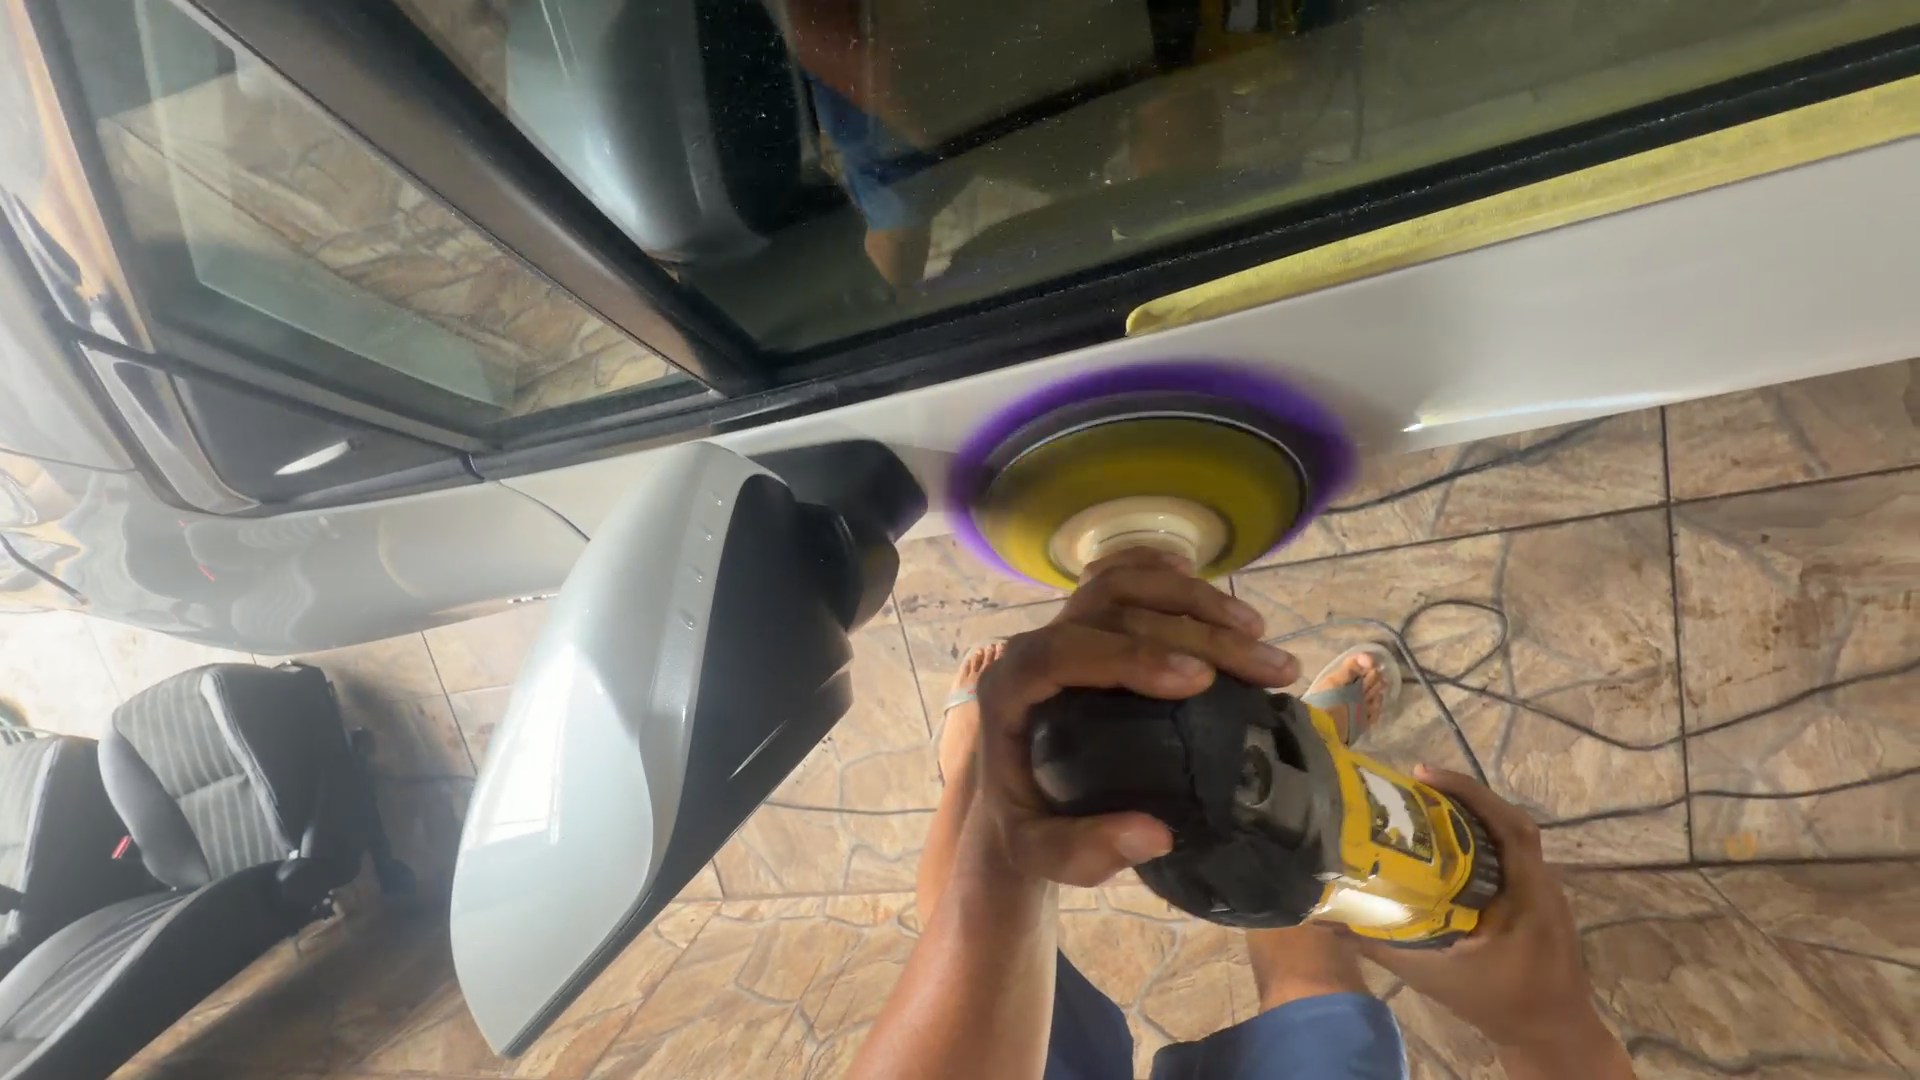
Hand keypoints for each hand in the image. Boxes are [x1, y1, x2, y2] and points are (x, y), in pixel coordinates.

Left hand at [967, 548, 1299, 887]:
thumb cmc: (1028, 821)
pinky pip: (1113, 577)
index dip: (1132, 656)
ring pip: (1118, 584)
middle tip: (1265, 664)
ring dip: (1190, 598)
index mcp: (1010, 691)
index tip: (1200, 679)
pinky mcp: (1080, 624)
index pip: (1064, 652)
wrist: (1015, 796)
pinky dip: (1153, 568)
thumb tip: (1154, 833)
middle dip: (1193, 629)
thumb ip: (1083, 851)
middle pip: (1109, 609)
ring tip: (1257, 629)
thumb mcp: (1042, 853)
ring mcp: (1057, 628)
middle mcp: (1030, 648)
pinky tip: (1196, 575)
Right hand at [1357, 767, 1615, 1059]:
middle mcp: (1541, 884)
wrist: (1554, 1039)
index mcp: (1526, 894)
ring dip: (1471, 814)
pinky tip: (1445, 845)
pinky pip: (1509, 853)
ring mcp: (1544, 892)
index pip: (1507, 826)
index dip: (1468, 793)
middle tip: (1415, 784)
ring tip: (1423, 806)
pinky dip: (1479, 837)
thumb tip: (1325, 916)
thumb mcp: (1432, 975)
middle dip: (1463, 795)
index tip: (1423, 775)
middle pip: (1507, 820)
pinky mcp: (1538, 901)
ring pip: (1509, 834)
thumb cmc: (1498, 1004)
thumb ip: (1380, 943)